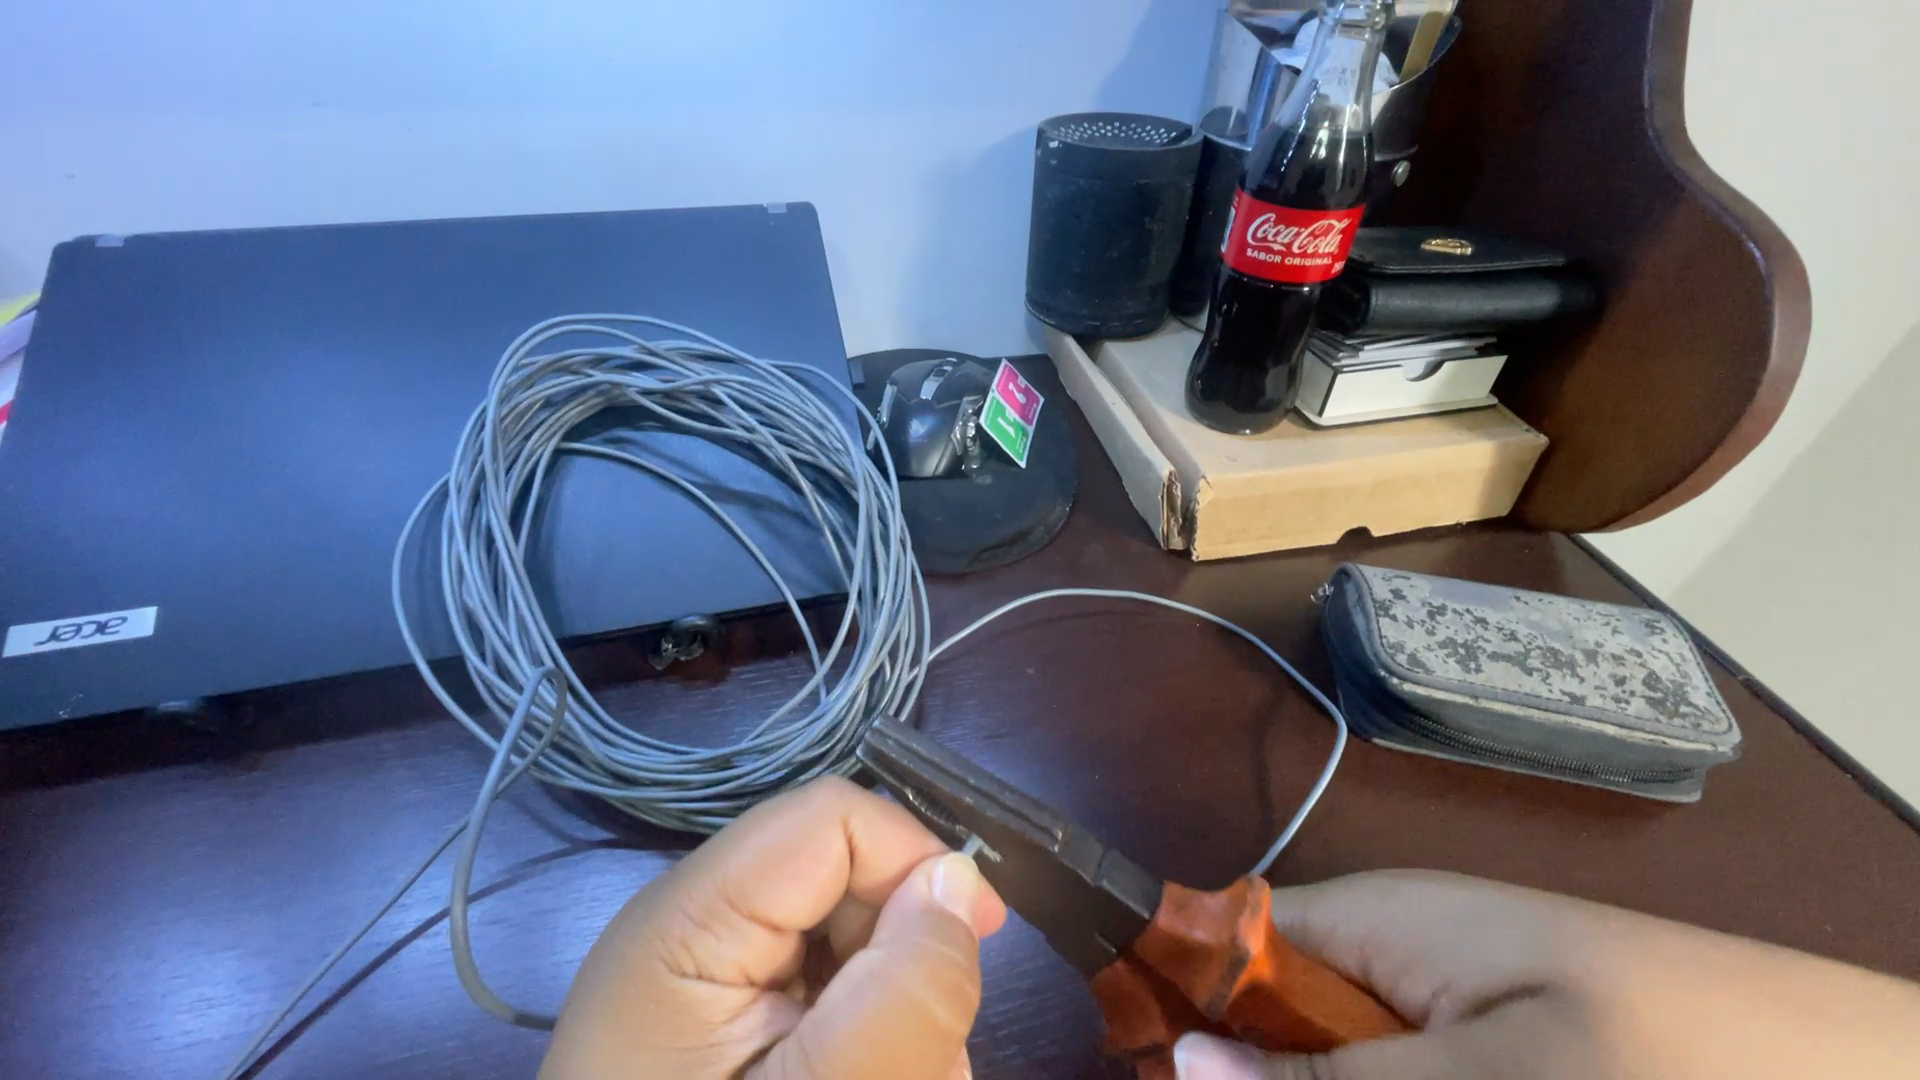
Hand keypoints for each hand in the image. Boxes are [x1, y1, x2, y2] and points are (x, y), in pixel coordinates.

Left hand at [540, 777, 1006, 1079]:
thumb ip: (901, 993)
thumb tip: (958, 876)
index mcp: (688, 919)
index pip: (830, 817)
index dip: (913, 856)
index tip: (979, 935)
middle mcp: (691, 920)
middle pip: (841, 870)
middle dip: (905, 948)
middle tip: (929, 1056)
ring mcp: (704, 969)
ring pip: (844, 930)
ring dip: (894, 1000)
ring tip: (898, 1077)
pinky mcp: (722, 1011)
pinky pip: (821, 982)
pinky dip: (866, 1027)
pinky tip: (865, 1074)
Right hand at [1175, 869, 1919, 1078]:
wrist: (1874, 1073)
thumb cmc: (1672, 1054)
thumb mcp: (1500, 1079)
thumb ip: (1338, 1078)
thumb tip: (1185, 1058)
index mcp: (1376, 918)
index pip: (1236, 940)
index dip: (1193, 1002)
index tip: (1165, 1075)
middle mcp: (1396, 948)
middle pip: (1286, 1017)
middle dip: (1277, 1079)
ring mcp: (1452, 1001)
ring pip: (1351, 1063)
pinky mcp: (1500, 1046)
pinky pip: (1413, 1072)